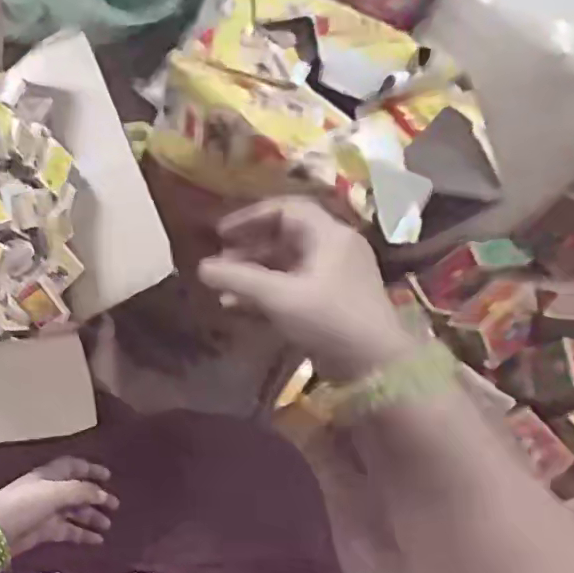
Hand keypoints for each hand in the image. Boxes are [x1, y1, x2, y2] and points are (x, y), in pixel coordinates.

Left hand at [0, 457, 117, 555]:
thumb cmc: (23, 505)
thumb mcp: (54, 492)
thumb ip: (81, 491)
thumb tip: (102, 494)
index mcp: (47, 476)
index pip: (72, 467)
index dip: (90, 469)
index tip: (109, 476)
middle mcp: (47, 492)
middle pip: (75, 492)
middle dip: (95, 497)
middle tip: (115, 506)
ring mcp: (44, 513)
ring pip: (72, 513)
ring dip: (90, 517)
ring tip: (108, 525)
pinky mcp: (42, 532)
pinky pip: (67, 531)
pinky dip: (82, 534)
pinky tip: (97, 540)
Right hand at [197, 196, 417, 381]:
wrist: (371, 362)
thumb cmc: (327, 319)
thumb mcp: (278, 297)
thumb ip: (238, 280)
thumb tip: (201, 268)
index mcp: (328, 236)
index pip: (286, 210)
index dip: (249, 217)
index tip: (219, 234)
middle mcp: (332, 249)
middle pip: (284, 237)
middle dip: (246, 250)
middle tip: (218, 265)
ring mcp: (332, 276)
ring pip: (284, 264)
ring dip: (251, 274)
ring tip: (223, 289)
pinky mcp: (327, 301)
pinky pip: (290, 286)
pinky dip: (263, 292)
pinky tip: (239, 307)